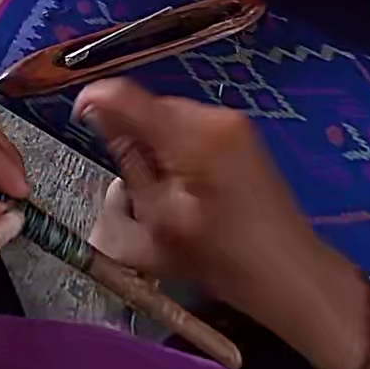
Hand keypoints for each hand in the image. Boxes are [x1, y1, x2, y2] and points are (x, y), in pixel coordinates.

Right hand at [77, 79, 369, 368]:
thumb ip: (127, 161)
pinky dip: (177, 140)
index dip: (97, 98)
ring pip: (170, 113)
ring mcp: (231, 119)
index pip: (129, 95)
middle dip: (131, 128)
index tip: (78, 114)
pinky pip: (192, 122)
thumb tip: (99, 117)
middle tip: (127, 171)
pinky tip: (183, 176)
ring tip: (159, 181)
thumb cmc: (219, 258)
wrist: (291, 273)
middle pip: (151, 105)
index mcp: (190, 136)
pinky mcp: (241, 129)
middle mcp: (212, 115)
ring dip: (154, 136)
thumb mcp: (158, 220)